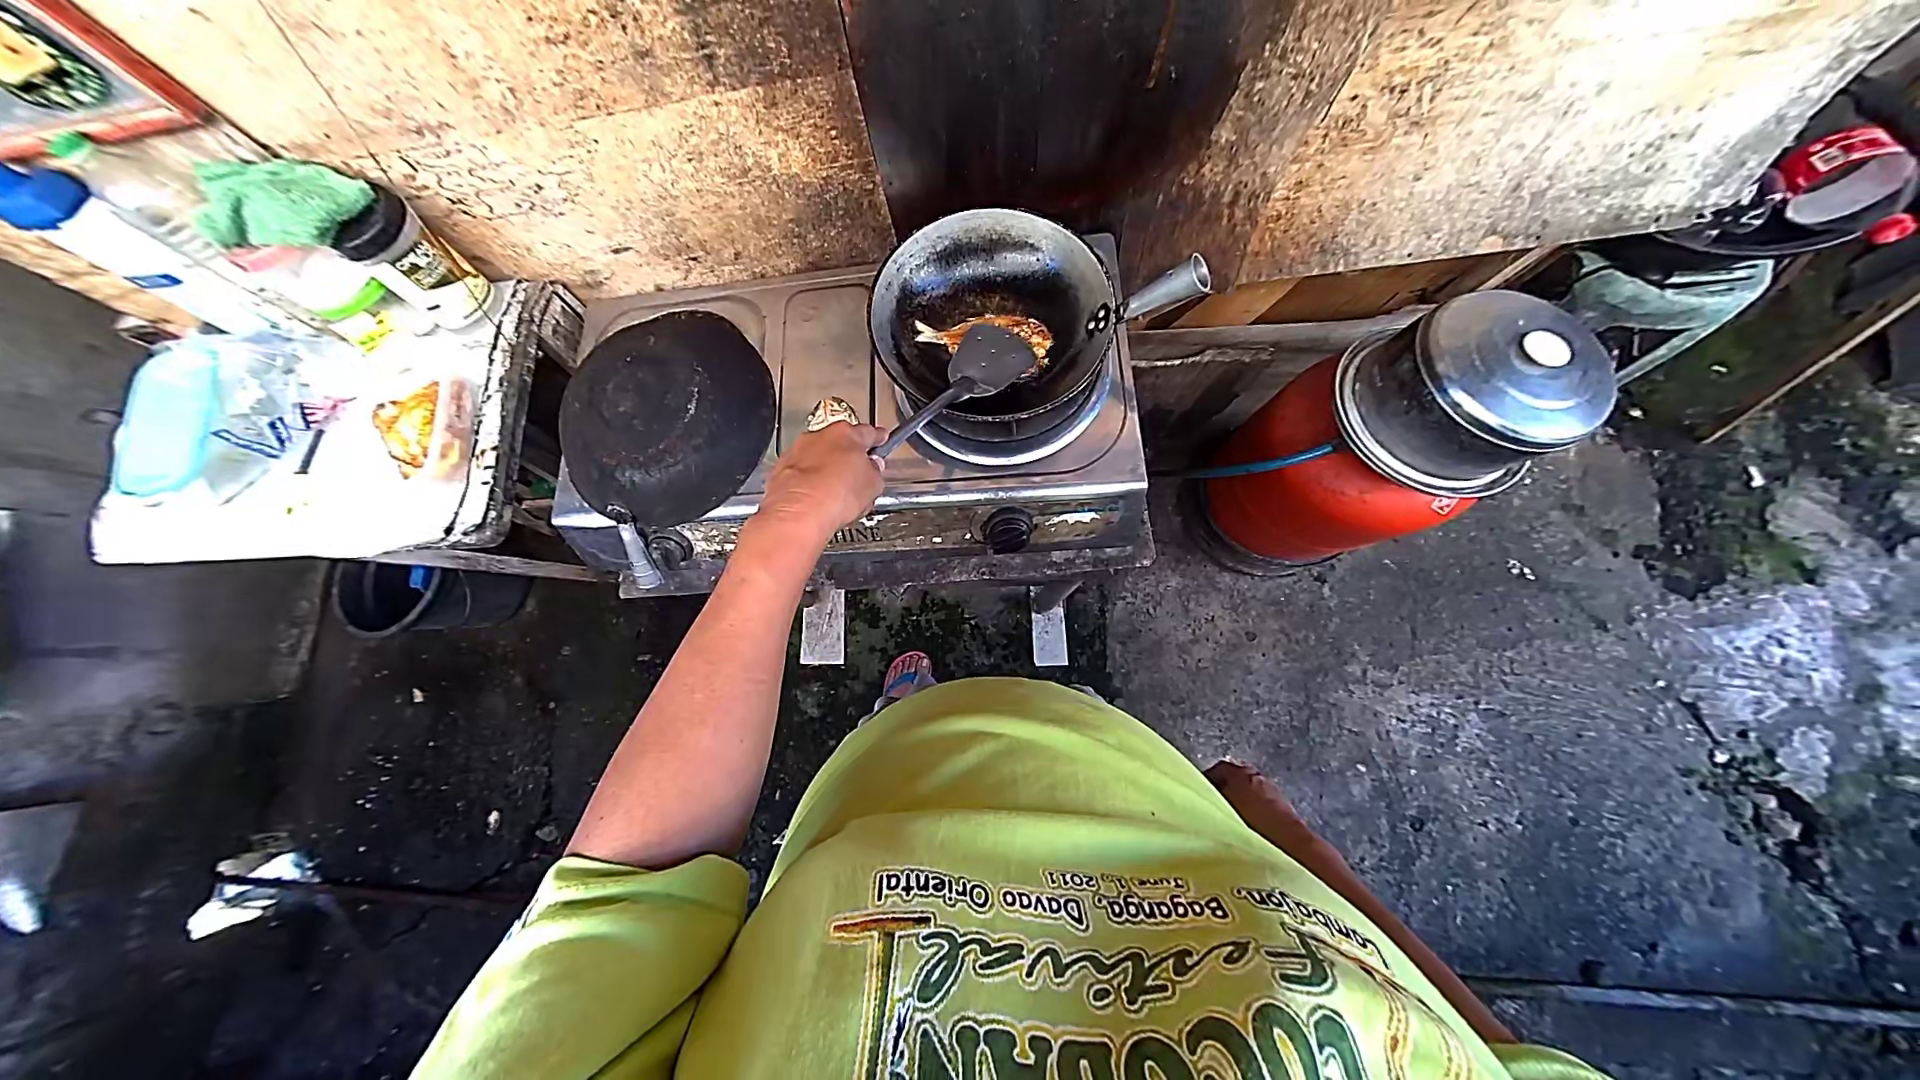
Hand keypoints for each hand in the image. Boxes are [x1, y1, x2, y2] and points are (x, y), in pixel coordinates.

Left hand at [750, 421, 885, 544]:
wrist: (799, 513)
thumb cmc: (833, 494)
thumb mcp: (873, 485)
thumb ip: (875, 472)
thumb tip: (873, 471)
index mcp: (846, 434)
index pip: (868, 432)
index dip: (877, 438)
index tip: (881, 439)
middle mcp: (819, 437)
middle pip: (839, 443)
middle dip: (849, 458)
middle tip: (859, 476)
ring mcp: (797, 452)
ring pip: (818, 458)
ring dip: (826, 471)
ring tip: (837, 495)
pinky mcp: (781, 471)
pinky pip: (801, 474)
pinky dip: (809, 484)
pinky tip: (818, 500)